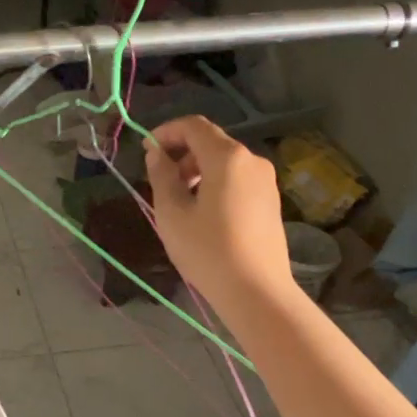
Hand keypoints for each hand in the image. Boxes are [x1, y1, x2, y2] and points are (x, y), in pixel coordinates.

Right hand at [143, 115, 297, 308]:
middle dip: (181, 154)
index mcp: (227, 157)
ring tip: (179, 202)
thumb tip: (157, 154)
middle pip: (210, 142)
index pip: (193, 126)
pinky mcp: (271, 201)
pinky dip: (215, 184)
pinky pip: (237, 180)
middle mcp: (251, 160)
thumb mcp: (172, 213)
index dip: (166, 132)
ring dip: (197, 171)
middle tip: (159, 182)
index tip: (146, 151)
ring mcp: (265, 181)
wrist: (256, 291)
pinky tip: (203, 215)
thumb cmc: (207, 250)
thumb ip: (161, 176)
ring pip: (224, 162)